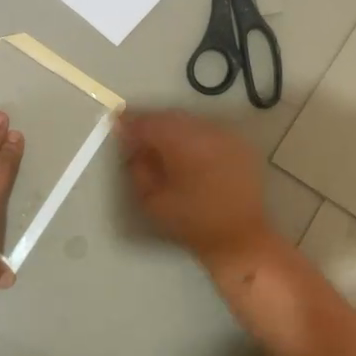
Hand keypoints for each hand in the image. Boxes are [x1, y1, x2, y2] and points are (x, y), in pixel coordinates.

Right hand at [117, 109, 276, 272]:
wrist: (240, 237)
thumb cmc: (192, 223)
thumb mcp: (152, 201)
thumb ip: (137, 169)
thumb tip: (132, 148)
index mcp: (183, 144)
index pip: (149, 123)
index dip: (129, 122)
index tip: (115, 123)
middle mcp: (206, 132)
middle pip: (170, 117)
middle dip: (150, 123)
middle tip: (134, 133)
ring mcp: (226, 136)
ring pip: (190, 121)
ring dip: (171, 128)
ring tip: (158, 142)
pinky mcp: (239, 144)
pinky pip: (207, 130)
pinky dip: (191, 135)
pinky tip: (184, 150)